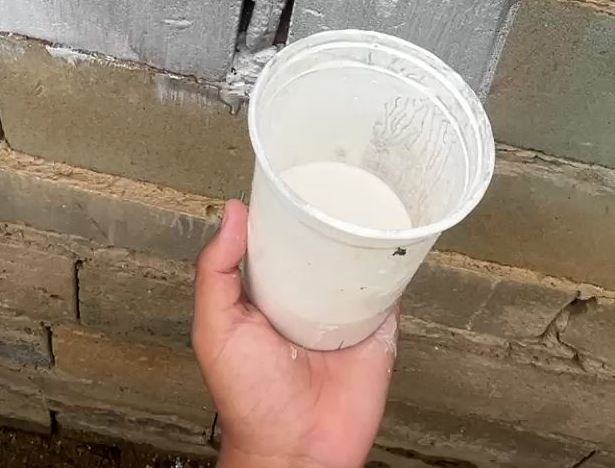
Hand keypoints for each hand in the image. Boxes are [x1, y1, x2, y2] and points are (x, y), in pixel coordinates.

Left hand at [192, 199, 397, 467]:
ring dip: (366, 232)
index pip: (280, 236)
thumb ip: (216, 273)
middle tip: (340, 175)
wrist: (299, 452)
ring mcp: (346, 307)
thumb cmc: (251, 401)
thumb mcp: (217, 330)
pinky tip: (397, 236)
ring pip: (359, 257)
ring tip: (374, 193)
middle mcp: (308, 293)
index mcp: (270, 289)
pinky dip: (395, 263)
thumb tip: (231, 213)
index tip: (294, 174)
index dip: (285, 207)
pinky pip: (390, 286)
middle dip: (331, 211)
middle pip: (323, 240)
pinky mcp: (378, 324)